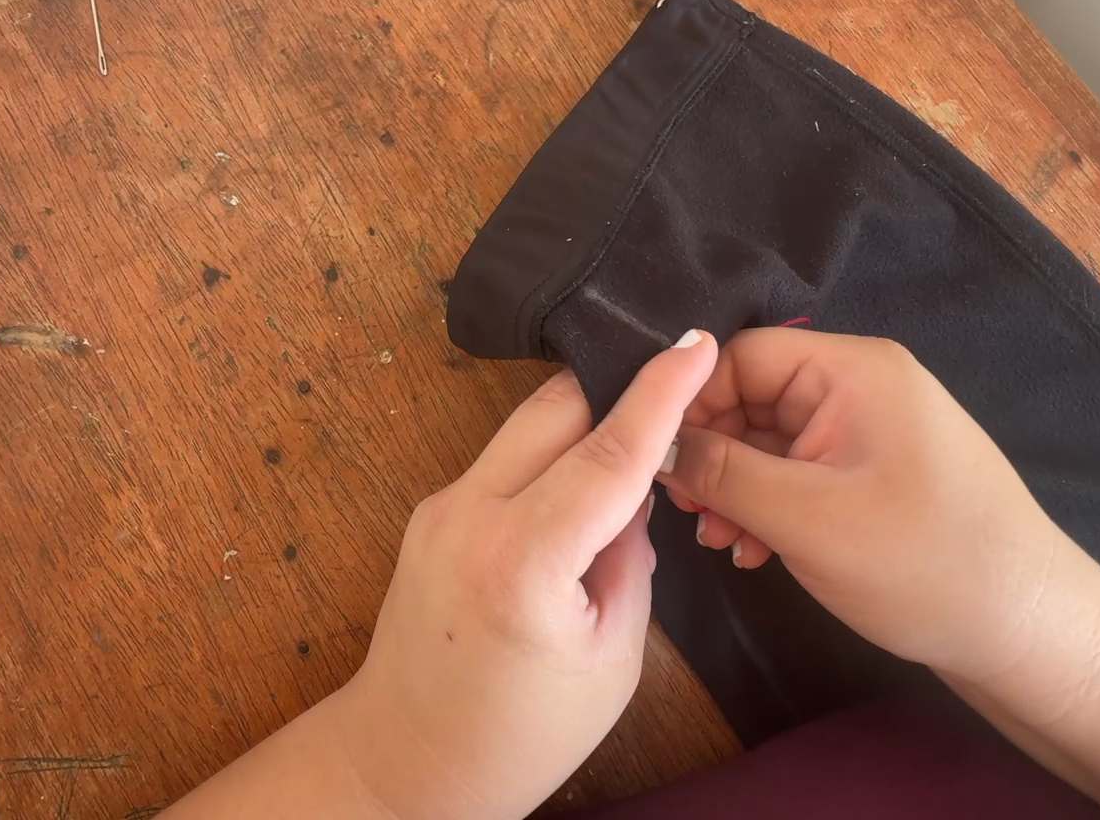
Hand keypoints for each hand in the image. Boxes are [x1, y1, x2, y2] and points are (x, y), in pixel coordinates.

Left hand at [334, 330, 717, 819]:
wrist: (406, 757)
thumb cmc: (522, 731)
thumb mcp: (610, 656)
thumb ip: (629, 555)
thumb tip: (636, 488)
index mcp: (521, 560)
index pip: (607, 454)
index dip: (659, 392)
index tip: (694, 342)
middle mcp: (469, 511)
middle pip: (553, 409)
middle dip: (613, 390)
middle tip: (665, 396)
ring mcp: (440, 503)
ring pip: (525, 425)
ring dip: (580, 422)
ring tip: (624, 456)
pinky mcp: (431, 507)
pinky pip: (503, 456)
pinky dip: (547, 455)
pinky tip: (571, 490)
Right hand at [658, 328, 1099, 686]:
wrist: (1034, 640)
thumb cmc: (923, 563)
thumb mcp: (806, 517)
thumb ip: (718, 470)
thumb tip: (652, 442)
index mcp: (851, 369)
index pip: (740, 356)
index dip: (692, 402)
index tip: (660, 458)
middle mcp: (853, 387)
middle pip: (748, 399)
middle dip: (711, 455)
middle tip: (685, 510)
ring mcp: (859, 431)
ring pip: (762, 441)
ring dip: (731, 488)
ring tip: (719, 539)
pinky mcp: (861, 472)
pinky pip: (789, 471)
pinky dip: (762, 505)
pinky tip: (751, 549)